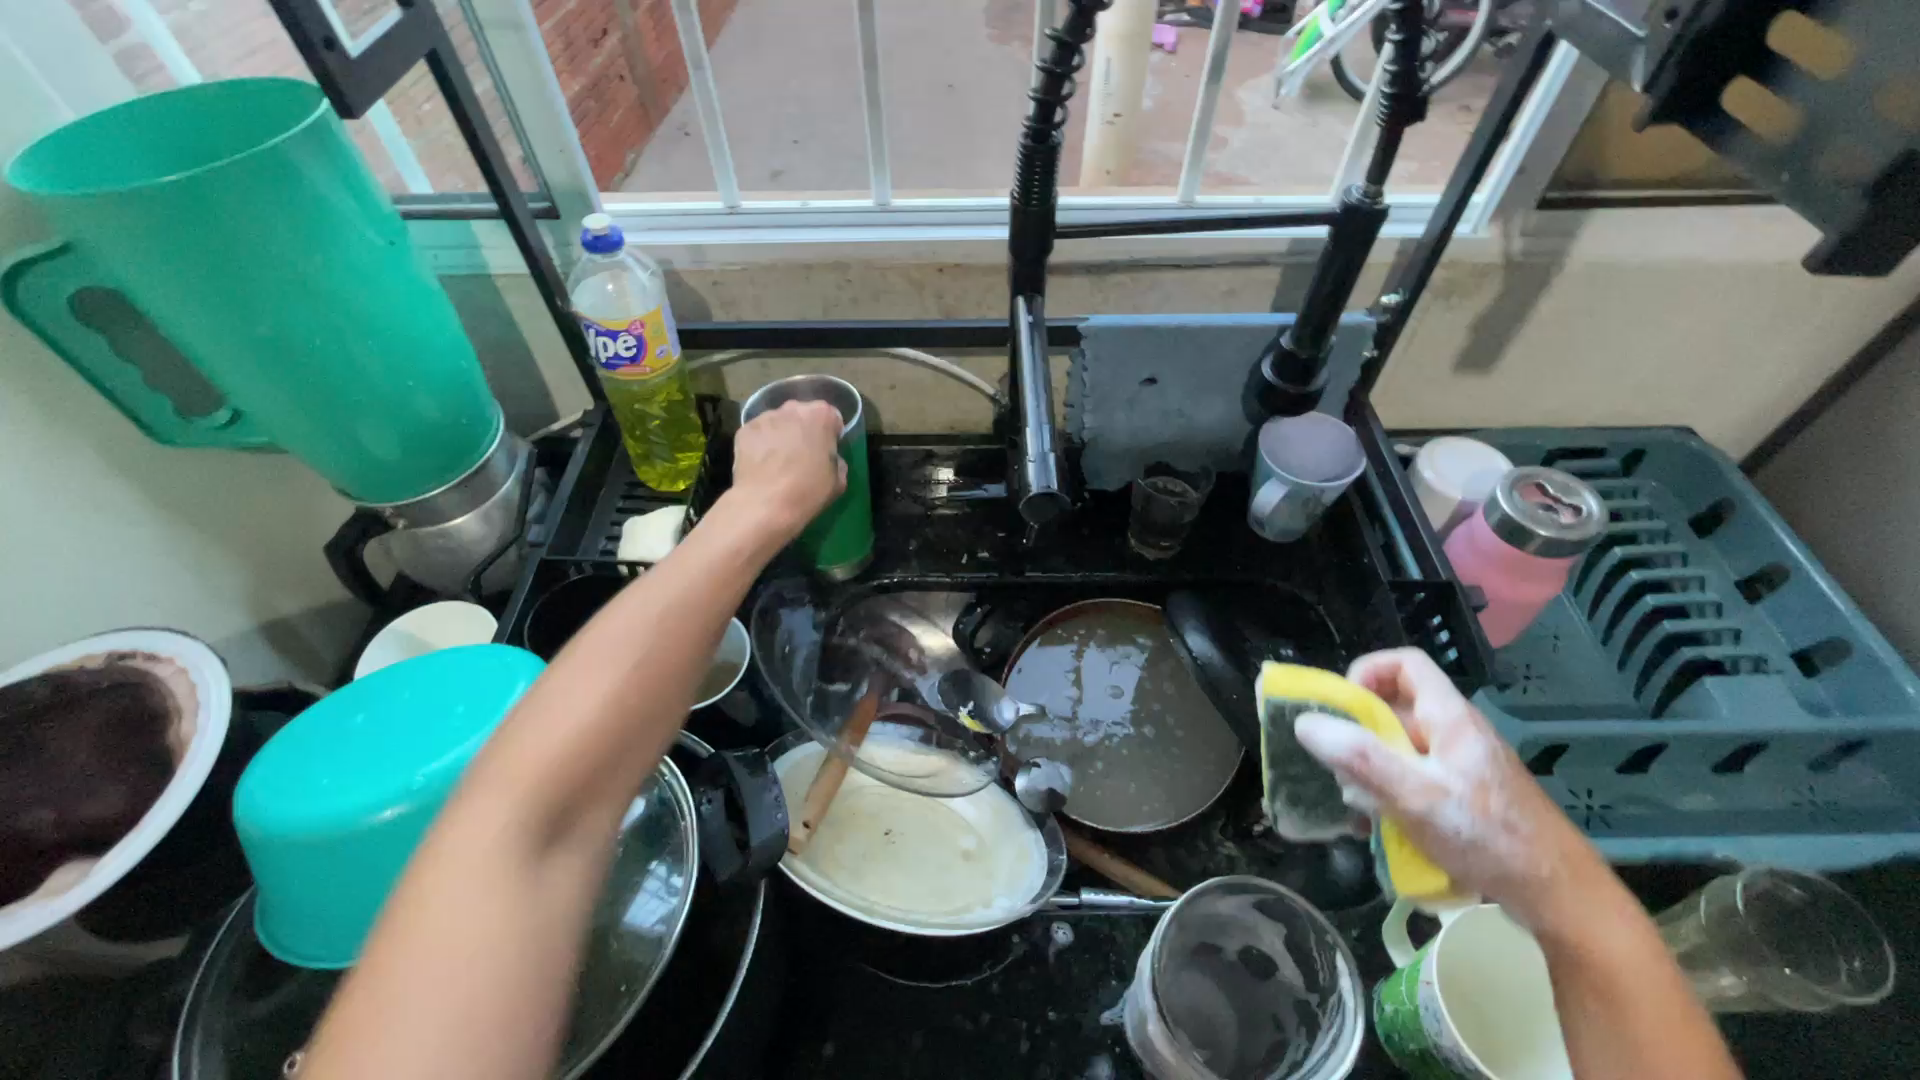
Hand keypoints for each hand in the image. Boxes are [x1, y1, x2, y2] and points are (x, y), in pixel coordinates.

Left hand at [729, 399, 846, 541]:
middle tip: (803, 455)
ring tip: (778, 462)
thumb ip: (836, 460)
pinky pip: (758, 434)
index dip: (830, 435)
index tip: (826, 451)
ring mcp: (765, 417)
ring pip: (778, 423)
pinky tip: (761, 465)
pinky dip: (760, 445)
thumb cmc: (808, 491)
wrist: (765, 504)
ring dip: (781, 436)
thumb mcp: (838, 480)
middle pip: (802, 415)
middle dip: (804, 430)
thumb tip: (827, 458)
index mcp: (821, 415)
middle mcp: (792, 409)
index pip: (832, 417)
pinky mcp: (744, 430)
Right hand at [1292, 647, 1607, 931]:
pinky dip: (1388, 793)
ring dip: (1369, 769)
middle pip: (1394, 708)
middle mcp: (1455, 733)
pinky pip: (1412, 777)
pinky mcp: (1463, 795)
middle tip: (1339, 768)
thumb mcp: (1416, 797)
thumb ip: (1360, 757)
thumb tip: (1305, 722)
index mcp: (1449, 718)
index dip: (1367, 672)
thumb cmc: (1488, 839)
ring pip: (1399, 747)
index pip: (1404, 663)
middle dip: (1357, 733)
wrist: (1559, 897)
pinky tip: (1380, 826)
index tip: (1341, 708)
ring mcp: (1460, 765)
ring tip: (1358, 806)